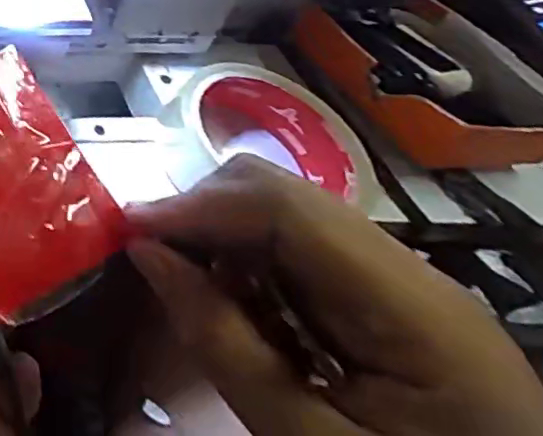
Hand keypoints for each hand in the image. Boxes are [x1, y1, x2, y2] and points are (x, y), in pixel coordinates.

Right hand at [125, 157, 542, 435]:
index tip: (129, 226)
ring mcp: (404, 282)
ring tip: (194, 288)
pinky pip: (304, 253)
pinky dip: (255, 266)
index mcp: (413, 306)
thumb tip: (148, 253)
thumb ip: (227, 348)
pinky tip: (242, 309)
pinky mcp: (391, 301)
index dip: (199, 206)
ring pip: (288, 214)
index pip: (287, 208)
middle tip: (154, 257)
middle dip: (208, 213)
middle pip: (286, 194)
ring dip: (228, 237)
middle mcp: (410, 270)